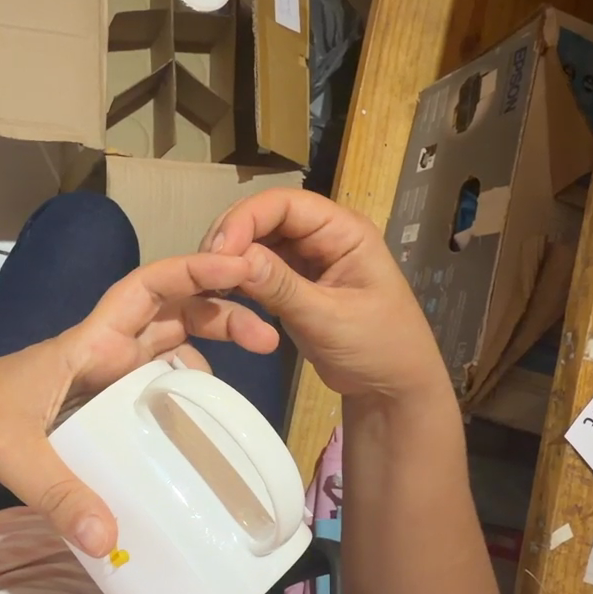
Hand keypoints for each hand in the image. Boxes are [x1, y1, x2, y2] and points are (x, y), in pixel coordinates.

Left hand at [0, 253, 278, 556]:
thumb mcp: (11, 452)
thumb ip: (55, 492)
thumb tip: (109, 540)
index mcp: (88, 343)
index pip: (146, 289)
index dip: (193, 272)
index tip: (240, 268)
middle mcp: (104, 350)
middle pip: (173, 312)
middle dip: (222, 310)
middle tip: (269, 337)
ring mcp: (106, 373)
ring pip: (169, 341)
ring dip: (210, 342)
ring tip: (252, 365)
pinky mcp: (103, 398)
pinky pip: (155, 379)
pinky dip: (184, 383)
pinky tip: (201, 413)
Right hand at [204, 189, 447, 401]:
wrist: (390, 390)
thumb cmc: (377, 349)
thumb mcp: (329, 319)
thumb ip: (283, 288)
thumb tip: (236, 259)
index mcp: (343, 230)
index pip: (286, 204)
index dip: (246, 219)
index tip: (217, 252)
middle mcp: (321, 235)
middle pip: (266, 217)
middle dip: (232, 237)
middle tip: (202, 269)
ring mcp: (305, 259)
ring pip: (256, 242)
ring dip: (230, 258)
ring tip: (205, 282)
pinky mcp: (292, 283)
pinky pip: (258, 269)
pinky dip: (236, 278)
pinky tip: (217, 294)